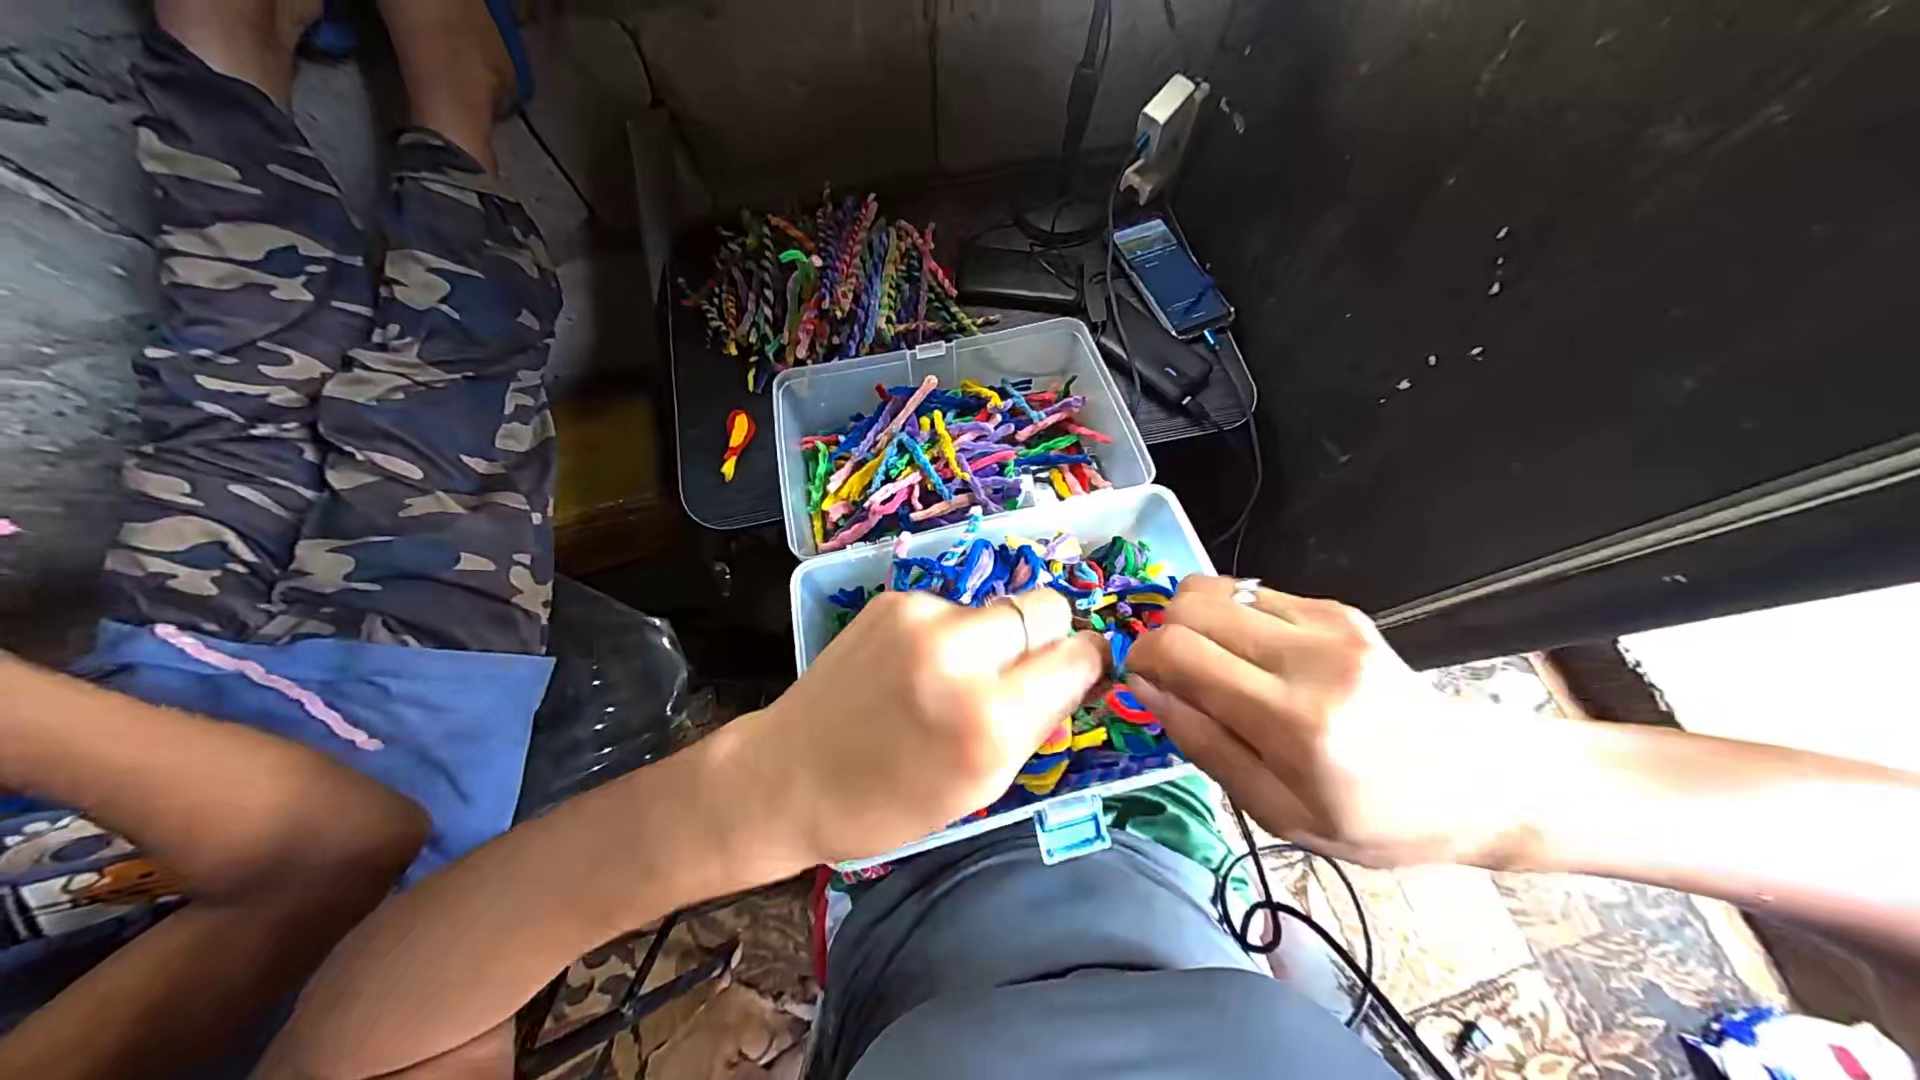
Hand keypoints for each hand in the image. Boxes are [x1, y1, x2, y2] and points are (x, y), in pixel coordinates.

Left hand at [733, 589, 1105, 865]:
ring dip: (991, 639)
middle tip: (1016, 671)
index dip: (1084, 662)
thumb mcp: (980, 784)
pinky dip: (947, 635)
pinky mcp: (893, 600)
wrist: (787, 775)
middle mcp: (960, 653)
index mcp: (990, 717)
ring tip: (948, 678)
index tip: (1075, 670)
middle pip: (1046, 607)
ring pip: (996, 609)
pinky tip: (911, 668)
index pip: (1077, 655)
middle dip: (1045, 637)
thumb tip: (1074, 672)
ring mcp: (921, 617)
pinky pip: (950, 609)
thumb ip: (1037, 723)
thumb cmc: (888, 803)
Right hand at [1125, 576, 1542, 868]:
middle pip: (1189, 603)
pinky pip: (1250, 591)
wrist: (1473, 782)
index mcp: (1295, 722)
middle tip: (1175, 673)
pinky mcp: (1338, 609)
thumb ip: (1202, 742)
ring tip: (1211, 662)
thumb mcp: (1275, 811)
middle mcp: (1311, 657)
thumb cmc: (1371, 817)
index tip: (1144, 681)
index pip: (1179, 651)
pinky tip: (1252, 655)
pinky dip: (1230, 618)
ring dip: (1192, 620)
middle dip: (1161, 633)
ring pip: (1213, 586)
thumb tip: (1144, 685)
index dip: (1142, 658)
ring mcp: (1329, 623)